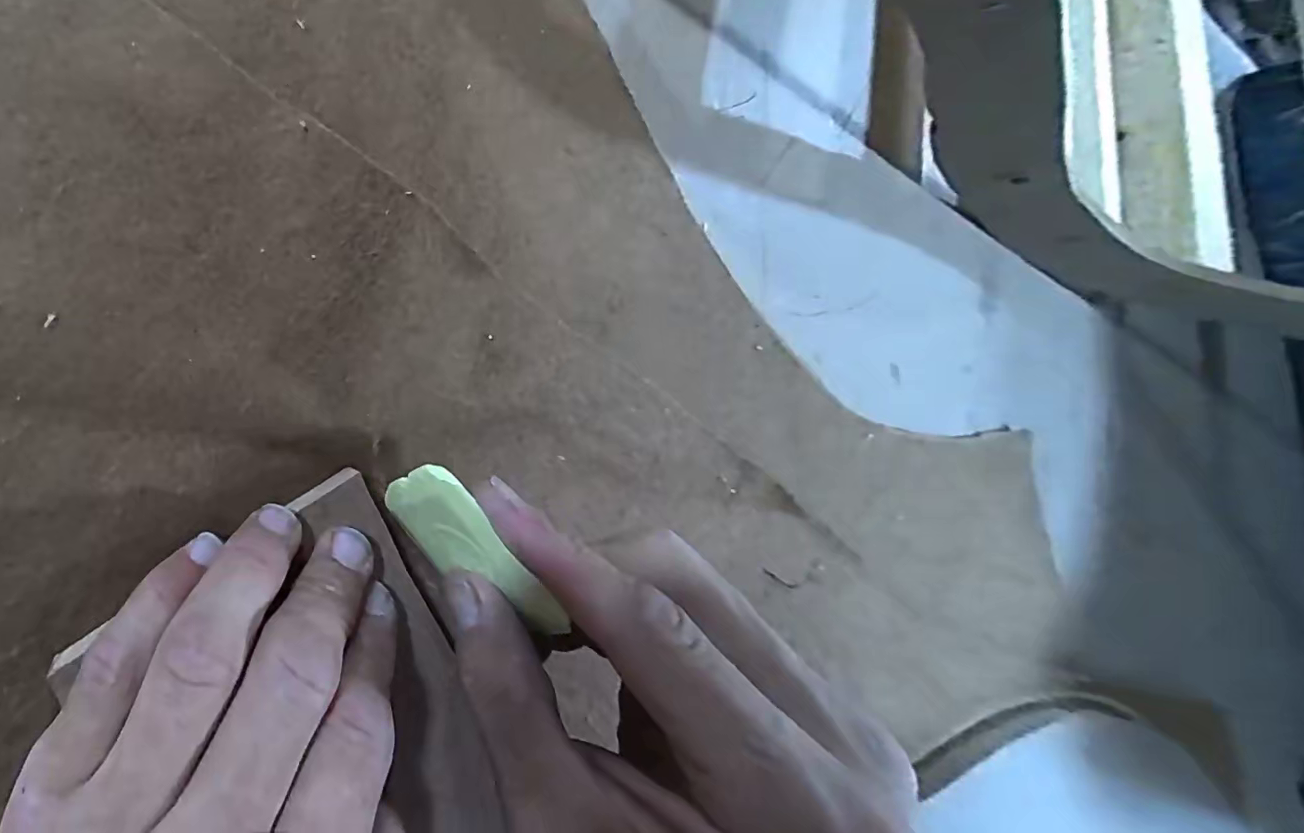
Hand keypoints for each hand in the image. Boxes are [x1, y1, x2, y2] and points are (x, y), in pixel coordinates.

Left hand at [1, 503, 400, 831]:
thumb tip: (371, 716)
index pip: (349, 745)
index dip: (372, 657)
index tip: (381, 601)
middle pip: (284, 686)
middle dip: (325, 598)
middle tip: (348, 543)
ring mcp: (112, 810)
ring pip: (197, 660)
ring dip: (247, 575)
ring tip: (279, 524)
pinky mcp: (45, 788)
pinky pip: (110, 672)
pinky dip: (155, 599)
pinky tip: (198, 549)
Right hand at [450, 477, 915, 832]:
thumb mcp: (572, 830)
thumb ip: (515, 707)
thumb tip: (469, 587)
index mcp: (789, 788)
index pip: (662, 629)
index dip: (568, 560)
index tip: (493, 504)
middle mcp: (832, 725)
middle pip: (681, 582)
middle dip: (582, 566)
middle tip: (507, 578)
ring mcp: (835, 703)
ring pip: (694, 583)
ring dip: (605, 584)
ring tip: (548, 623)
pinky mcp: (816, 690)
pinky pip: (707, 610)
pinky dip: (635, 608)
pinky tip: (604, 651)